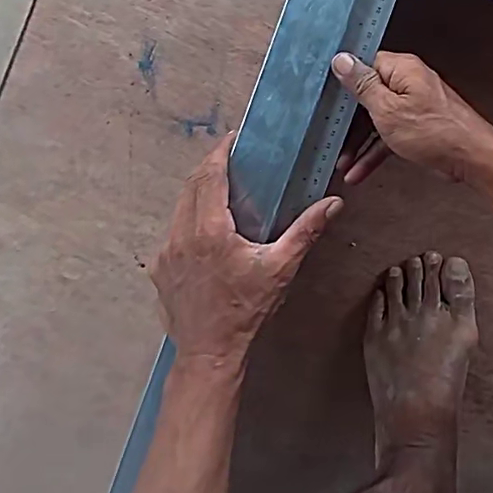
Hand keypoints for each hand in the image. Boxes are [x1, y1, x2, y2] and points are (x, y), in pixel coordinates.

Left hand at [151, 135, 343, 365]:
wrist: (211, 352)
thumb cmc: (246, 310)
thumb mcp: (281, 268)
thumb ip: (306, 231)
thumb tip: (332, 203)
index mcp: (210, 230)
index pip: (210, 177)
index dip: (219, 153)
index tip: (231, 140)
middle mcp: (182, 235)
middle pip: (191, 185)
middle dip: (208, 166)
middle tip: (228, 157)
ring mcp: (167, 252)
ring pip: (179, 206)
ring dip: (196, 190)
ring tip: (218, 185)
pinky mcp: (160, 268)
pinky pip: (173, 231)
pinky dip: (188, 218)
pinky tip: (205, 226)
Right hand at [329, 51, 492, 184]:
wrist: (473, 159)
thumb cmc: (438, 133)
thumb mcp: (387, 110)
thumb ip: (363, 85)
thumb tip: (343, 61)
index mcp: (402, 69)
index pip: (364, 66)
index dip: (346, 83)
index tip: (329, 99)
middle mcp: (410, 82)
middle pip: (369, 96)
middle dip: (350, 122)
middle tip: (333, 136)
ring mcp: (415, 105)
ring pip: (378, 120)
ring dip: (360, 143)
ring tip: (344, 162)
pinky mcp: (420, 126)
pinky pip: (391, 135)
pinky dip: (376, 151)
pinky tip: (360, 170)